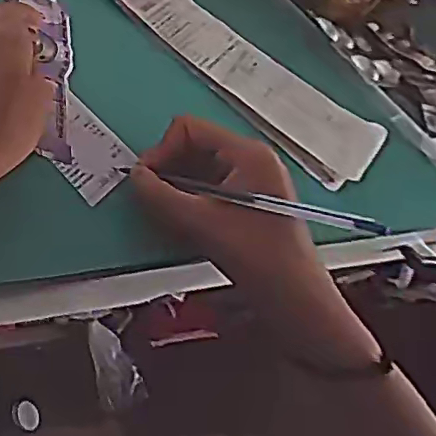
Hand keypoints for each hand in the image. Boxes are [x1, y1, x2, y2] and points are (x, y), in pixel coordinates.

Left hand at [0, 1, 54, 178]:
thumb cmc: (10, 124)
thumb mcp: (41, 98)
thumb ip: (40, 73)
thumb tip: (37, 67)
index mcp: (7, 40)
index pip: (15, 9)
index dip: (31, 14)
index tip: (43, 28)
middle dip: (11, 16)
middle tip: (30, 35)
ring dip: (0, 32)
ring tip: (20, 56)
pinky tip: (5, 73)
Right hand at [130, 116, 377, 361]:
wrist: (298, 307)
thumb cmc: (263, 262)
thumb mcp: (202, 224)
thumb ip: (161, 196)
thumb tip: (136, 176)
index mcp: (248, 154)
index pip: (188, 128)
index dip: (162, 150)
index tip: (148, 177)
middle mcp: (251, 159)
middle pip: (192, 145)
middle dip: (168, 169)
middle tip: (153, 194)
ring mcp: (251, 179)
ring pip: (196, 167)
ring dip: (176, 185)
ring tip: (167, 211)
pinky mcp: (247, 199)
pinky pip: (206, 185)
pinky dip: (188, 198)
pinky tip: (183, 220)